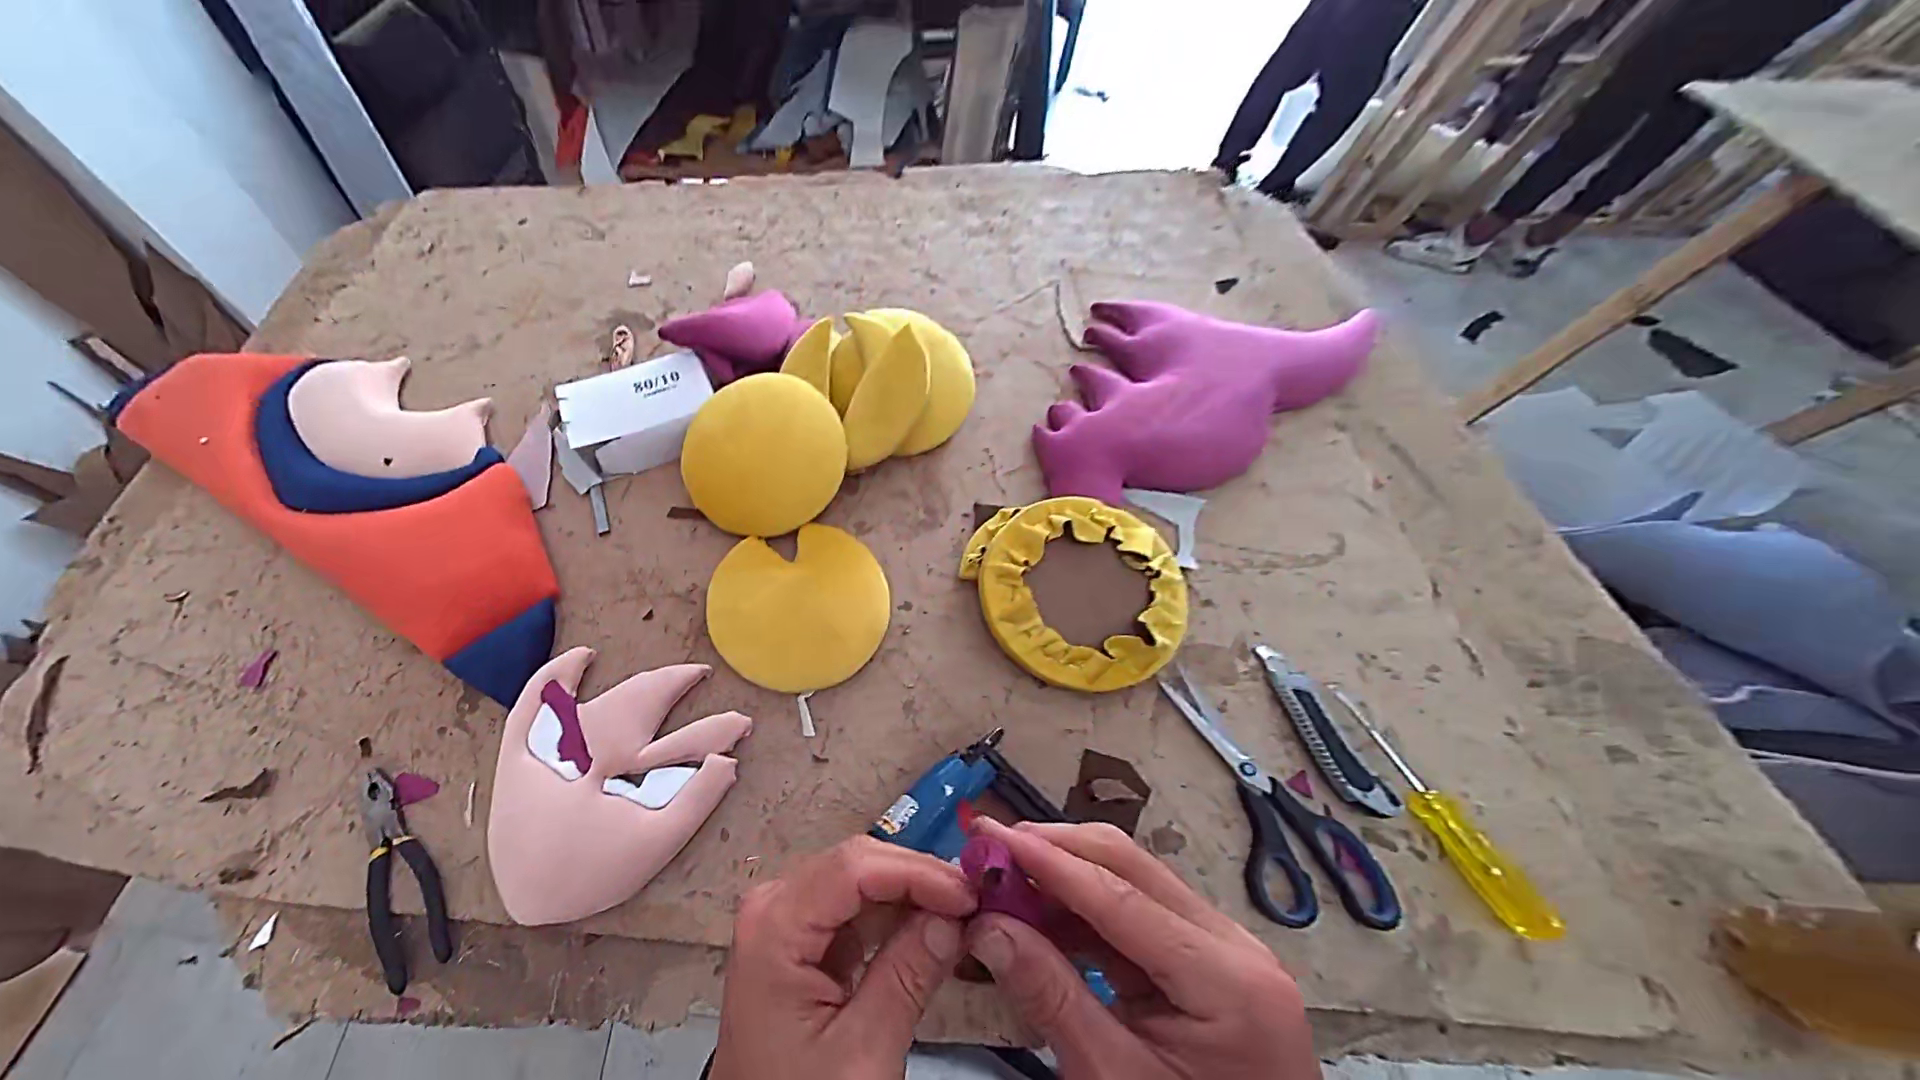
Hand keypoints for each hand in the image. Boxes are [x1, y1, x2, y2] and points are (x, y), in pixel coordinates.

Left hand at [710, 836, 978, 1079]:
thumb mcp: (861, 1052)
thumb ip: (908, 976)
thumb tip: (953, 917)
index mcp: (775, 927)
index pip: (854, 867)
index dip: (916, 871)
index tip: (968, 894)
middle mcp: (775, 906)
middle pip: (857, 864)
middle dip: (918, 877)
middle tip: (973, 901)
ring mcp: (786, 919)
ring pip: (862, 880)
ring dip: (913, 893)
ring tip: (960, 913)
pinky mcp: (803, 937)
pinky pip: (857, 906)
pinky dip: (896, 914)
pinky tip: (929, 926)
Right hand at [966, 818, 1317, 1079]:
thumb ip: (1050, 998)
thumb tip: (988, 927)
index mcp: (1228, 980)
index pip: (1121, 896)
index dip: (1050, 862)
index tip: (992, 836)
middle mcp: (1233, 943)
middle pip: (1131, 867)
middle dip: (1056, 850)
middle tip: (992, 845)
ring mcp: (1224, 946)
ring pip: (1131, 880)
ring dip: (1065, 875)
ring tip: (1006, 877)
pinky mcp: (1206, 958)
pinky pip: (1136, 914)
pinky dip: (1083, 910)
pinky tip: (1040, 913)